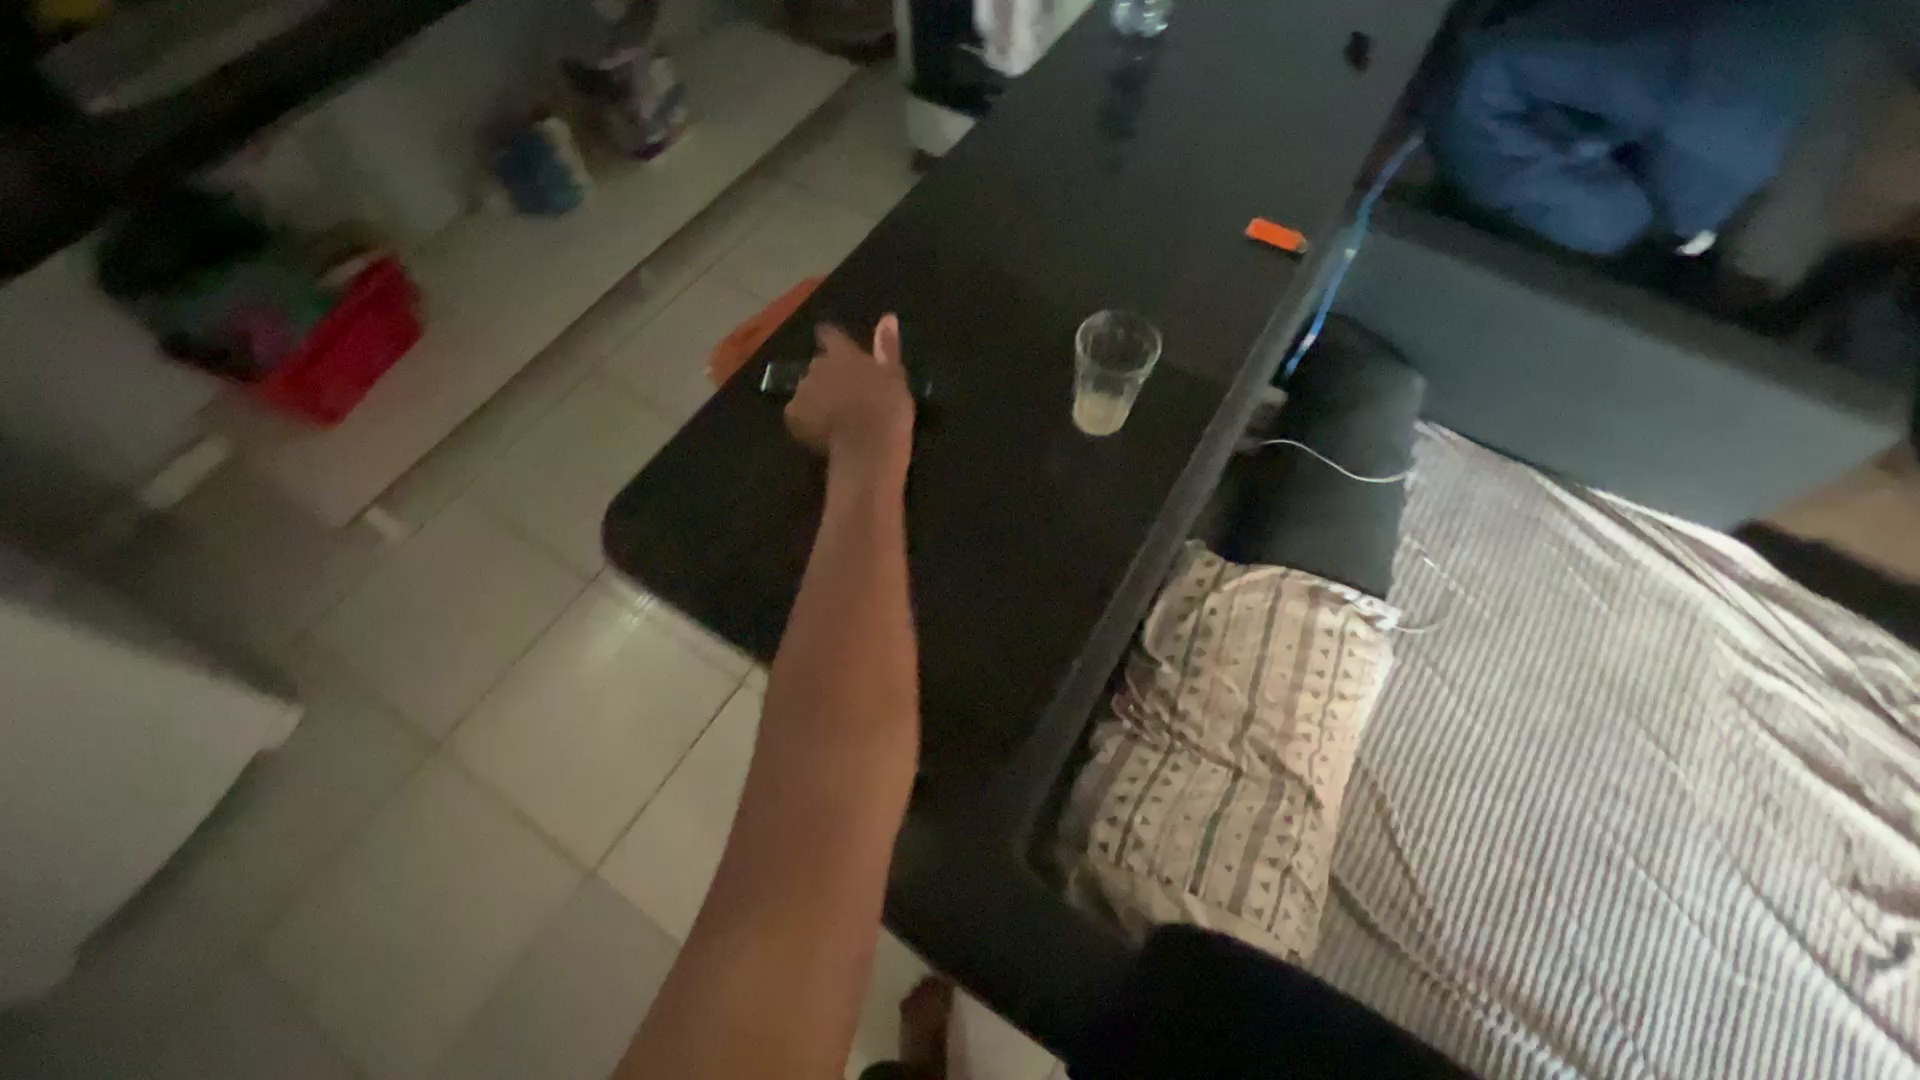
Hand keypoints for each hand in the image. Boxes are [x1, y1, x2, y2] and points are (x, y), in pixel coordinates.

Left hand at [785, 315, 913, 480]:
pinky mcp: (793, 416)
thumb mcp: (895, 375)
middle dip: (828, 374)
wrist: (867, 447)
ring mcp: (802, 391)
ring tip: (835, 416)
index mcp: (842, 353)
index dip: (832, 340)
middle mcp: (817, 366)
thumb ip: (887, 346)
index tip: (838, 349)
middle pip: (818, 364)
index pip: (829, 334)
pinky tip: (820, 430)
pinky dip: (805, 419)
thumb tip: (888, 317)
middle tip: (846, 393)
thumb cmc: (888, 408)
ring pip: (807, 389)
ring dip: (817, 396)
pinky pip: (797, 413)